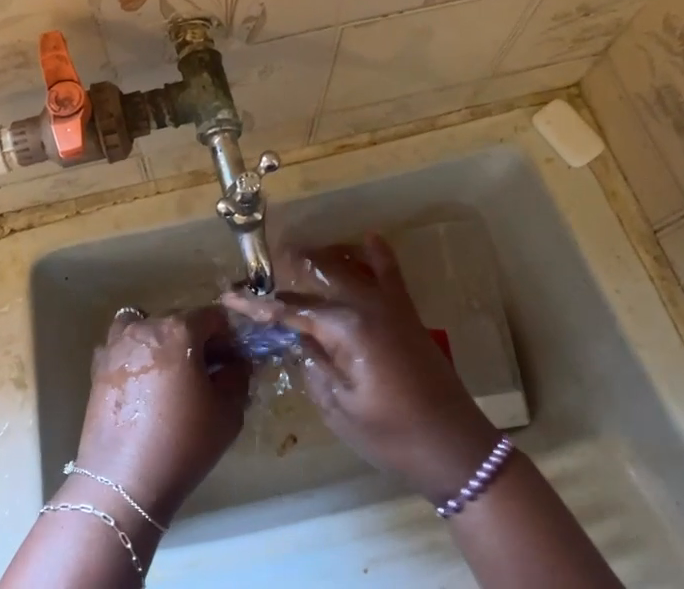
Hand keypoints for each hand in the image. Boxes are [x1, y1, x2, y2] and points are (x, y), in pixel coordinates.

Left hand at [69, 305, 250, 521]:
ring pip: (145, 328)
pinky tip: (143, 387)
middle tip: (206, 374)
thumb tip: (234, 363)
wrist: (123, 481)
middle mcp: (145, 327)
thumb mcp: (228, 412)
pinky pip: (123, 349)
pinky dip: (136, 357)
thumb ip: (237, 376)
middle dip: (196, 341)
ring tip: (170, 376)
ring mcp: (116, 345)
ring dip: (162, 342)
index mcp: (178, 330)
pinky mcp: (97, 367)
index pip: (213, 317)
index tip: (233, 363)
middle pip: (178, 321)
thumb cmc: (183, 443)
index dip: (229, 337)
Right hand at [222, 233, 501, 503]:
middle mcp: (367, 307)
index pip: (291, 312)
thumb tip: (296, 340)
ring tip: (292, 252)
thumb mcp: (340, 408)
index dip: (257, 306)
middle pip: (316, 288)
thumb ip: (313, 367)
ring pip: (348, 274)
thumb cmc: (392, 435)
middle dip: (282, 282)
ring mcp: (391, 308)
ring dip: (320, 262)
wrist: (455, 447)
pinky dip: (379, 256)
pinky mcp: (407, 317)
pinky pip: (391, 277)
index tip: (228, 296)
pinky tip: (369, 237)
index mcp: (347, 329)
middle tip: (251, 276)